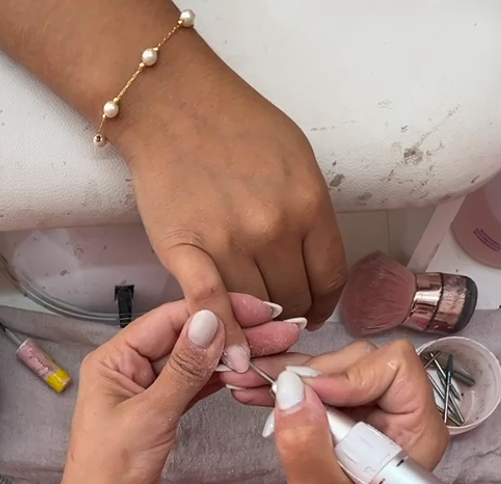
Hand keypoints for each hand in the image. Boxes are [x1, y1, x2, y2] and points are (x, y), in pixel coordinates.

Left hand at [48, 294, 301, 483]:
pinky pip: (195, 386)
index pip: (169, 319)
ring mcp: (147, 390)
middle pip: (186, 337)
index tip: (260, 310)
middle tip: (282, 329)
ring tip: (277, 347)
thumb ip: (183, 369)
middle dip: (233, 331)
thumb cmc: (112, 472)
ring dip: (233, 354)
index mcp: (114, 358)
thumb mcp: (150, 416)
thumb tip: (211, 319)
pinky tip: (250, 371)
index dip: (215, 310)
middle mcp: (129, 367)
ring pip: (195, 362)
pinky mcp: (162, 412)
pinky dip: (221, 379)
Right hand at [112, 60, 345, 372]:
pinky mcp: (188, 254)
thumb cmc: (235, 126)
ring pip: (255, 309)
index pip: (328, 278)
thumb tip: (309, 262)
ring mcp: (231, 244)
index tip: (311, 314)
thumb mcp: (295, 158)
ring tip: (247, 328)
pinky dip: (223, 338)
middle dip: (286, 316)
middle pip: (292, 299)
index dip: (322, 306)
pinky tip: (230, 358)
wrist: (172, 108)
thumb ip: (307, 213)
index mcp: (309, 203)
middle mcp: (275, 228)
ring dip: (254, 325)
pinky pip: (213, 307)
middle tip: (273, 323)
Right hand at [258, 340, 448, 483]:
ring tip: (245, 385)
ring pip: (334, 371)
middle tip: (265, 387)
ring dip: (289, 378)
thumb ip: (305, 440)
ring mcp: (373, 414)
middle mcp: (400, 413)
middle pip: (359, 363)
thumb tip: (288, 386)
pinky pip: (319, 390)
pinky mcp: (348, 419)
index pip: (393, 368)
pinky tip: (253, 394)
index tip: (304, 397)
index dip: (346, 375)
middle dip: (310, 374)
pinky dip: (287, 391)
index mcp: (416, 428)